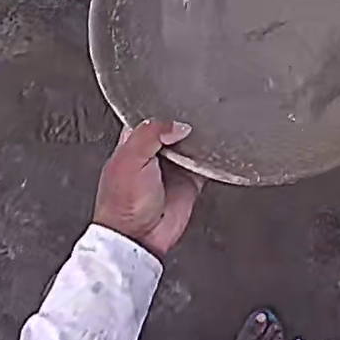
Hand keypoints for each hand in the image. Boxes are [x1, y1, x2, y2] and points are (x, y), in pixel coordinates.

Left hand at [94, 120, 203, 256]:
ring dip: (201, 138)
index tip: (178, 100)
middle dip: (186, 121)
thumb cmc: (123, 203)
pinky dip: (212, 156)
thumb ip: (151, 134)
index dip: (163, 109)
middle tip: (198, 112)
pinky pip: (206, 163)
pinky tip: (216, 148)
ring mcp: (173, 166)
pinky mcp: (190, 180)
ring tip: (210, 126)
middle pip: (175, 128)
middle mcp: (155, 152)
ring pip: (192, 143)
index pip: (150, 117)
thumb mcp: (130, 159)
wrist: (138, 238)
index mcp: (133, 143)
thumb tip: (177, 126)